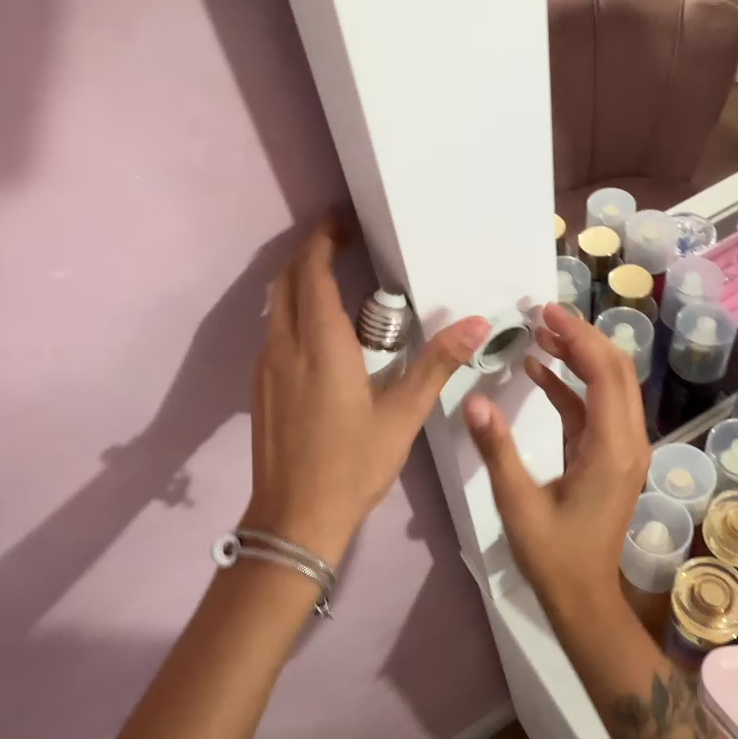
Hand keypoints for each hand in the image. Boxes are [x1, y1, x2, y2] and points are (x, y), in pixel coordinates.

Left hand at [244, 219, 488, 567]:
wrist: (294, 517)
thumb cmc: (352, 463)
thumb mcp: (402, 414)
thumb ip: (437, 364)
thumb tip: (478, 324)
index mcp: (319, 342)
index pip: (311, 269)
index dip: (323, 238)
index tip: (345, 221)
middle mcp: (283, 344)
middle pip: (286, 279)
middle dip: (310, 252)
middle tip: (344, 242)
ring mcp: (265, 366)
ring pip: (275, 305)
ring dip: (299, 282)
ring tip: (336, 279)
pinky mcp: (259, 387)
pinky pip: (272, 331)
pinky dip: (292, 312)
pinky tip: (320, 333)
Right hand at [464, 303, 650, 619]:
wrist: (583, 599)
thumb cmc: (552, 554)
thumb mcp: (517, 501)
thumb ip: (496, 448)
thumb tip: (472, 399)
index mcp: (612, 447)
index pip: (605, 373)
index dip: (578, 337)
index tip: (546, 310)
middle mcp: (627, 441)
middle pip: (616, 371)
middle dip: (582, 337)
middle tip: (542, 314)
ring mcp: (621, 449)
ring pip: (609, 386)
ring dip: (578, 357)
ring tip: (539, 332)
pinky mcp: (609, 457)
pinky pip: (594, 408)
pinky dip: (570, 385)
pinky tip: (539, 371)